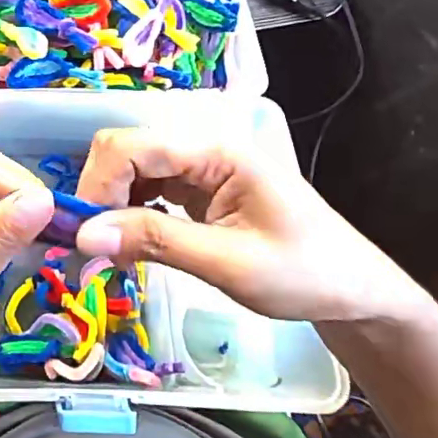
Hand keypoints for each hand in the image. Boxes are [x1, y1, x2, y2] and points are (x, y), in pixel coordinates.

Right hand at [71, 128, 429, 325]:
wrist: (353, 292)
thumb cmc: (306, 275)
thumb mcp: (229, 264)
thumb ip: (155, 242)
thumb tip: (83, 235)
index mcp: (217, 153)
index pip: (133, 146)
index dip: (98, 184)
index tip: (85, 234)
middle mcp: (203, 151)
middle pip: (125, 150)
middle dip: (99, 193)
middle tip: (94, 246)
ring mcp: (199, 170)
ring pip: (130, 169)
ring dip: (111, 205)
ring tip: (110, 251)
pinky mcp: (197, 191)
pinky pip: (146, 190)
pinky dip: (127, 214)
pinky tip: (131, 243)